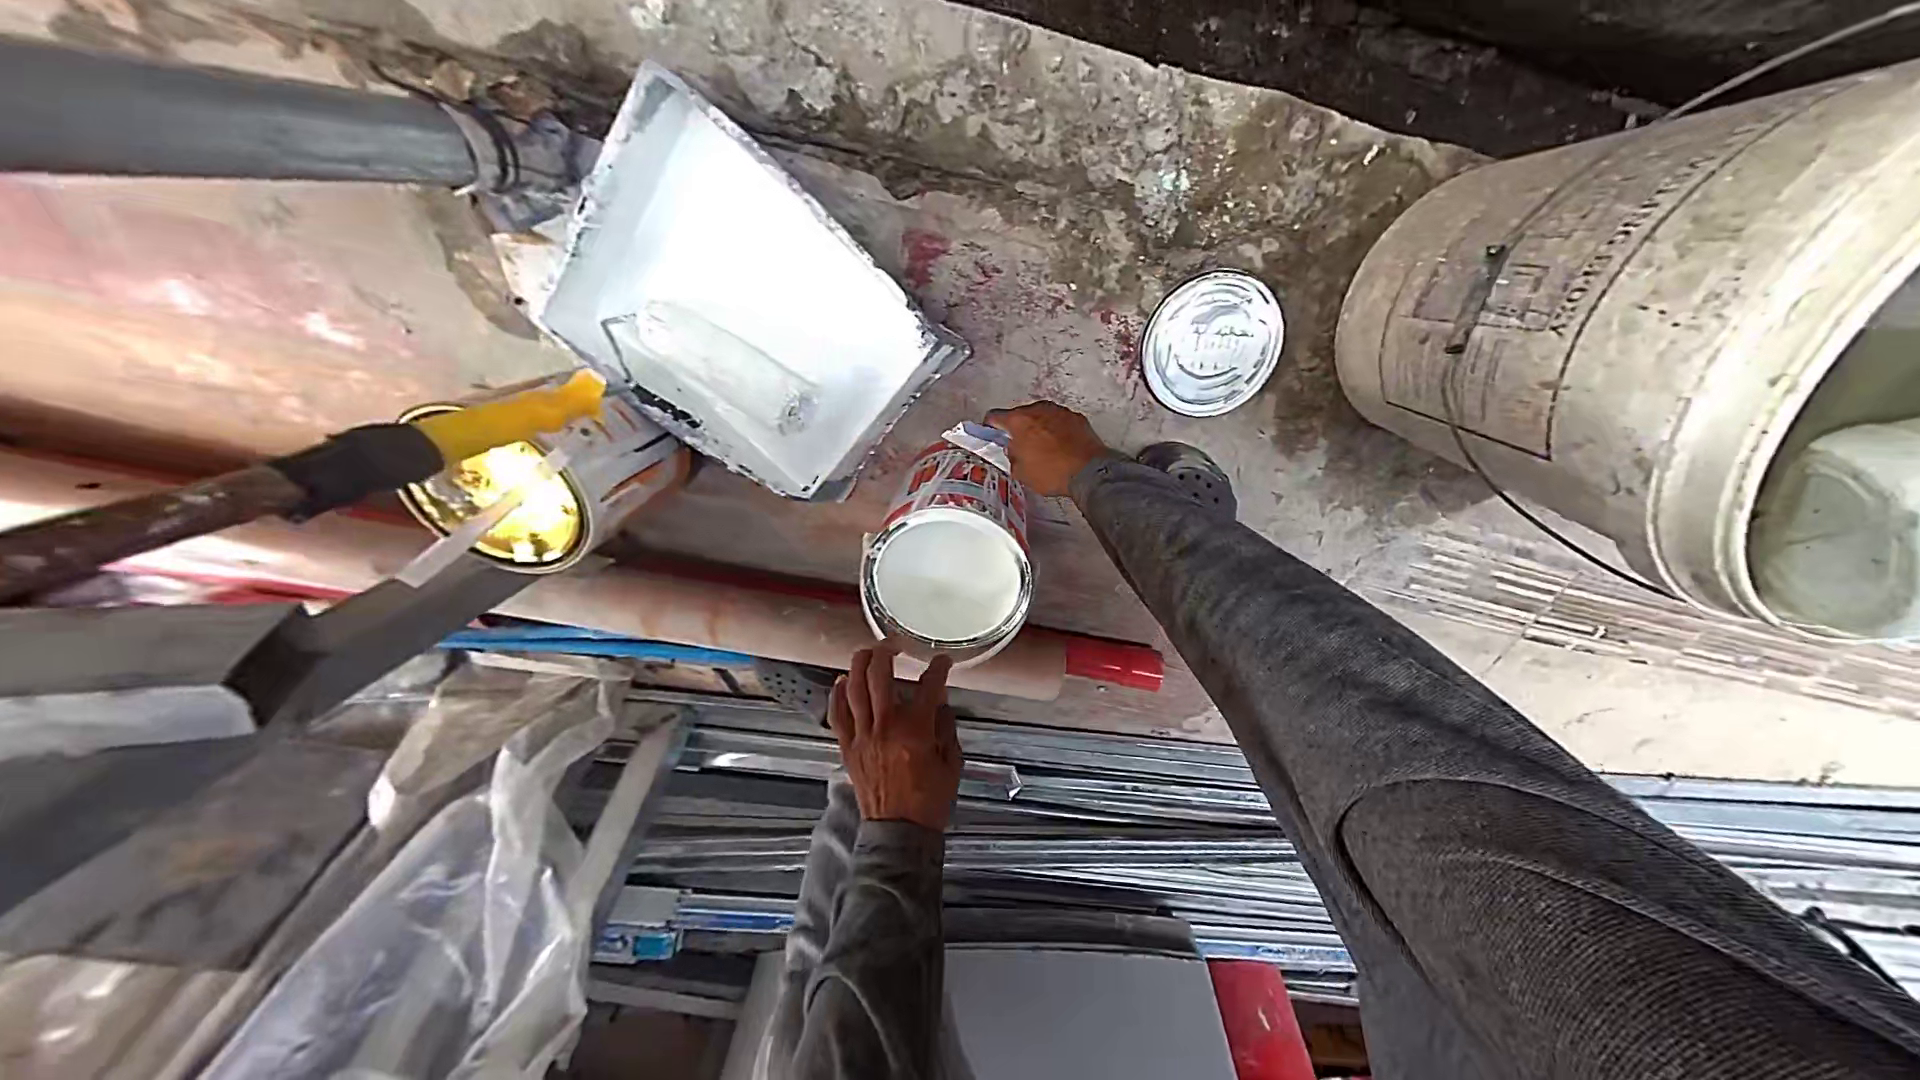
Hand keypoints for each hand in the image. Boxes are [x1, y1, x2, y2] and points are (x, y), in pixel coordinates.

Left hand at [829, 647, 962, 831]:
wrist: (899, 832)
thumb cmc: (930, 800)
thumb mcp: (952, 762)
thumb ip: (946, 728)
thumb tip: (940, 704)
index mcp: (916, 730)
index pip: (929, 686)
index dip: (938, 668)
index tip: (942, 661)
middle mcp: (886, 726)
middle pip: (880, 675)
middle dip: (887, 652)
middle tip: (894, 644)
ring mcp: (863, 736)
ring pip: (855, 688)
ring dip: (860, 664)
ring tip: (867, 652)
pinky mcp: (848, 747)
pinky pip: (837, 714)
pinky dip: (838, 694)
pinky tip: (843, 681)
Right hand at [984, 401, 1111, 496]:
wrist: (1089, 472)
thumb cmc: (1054, 472)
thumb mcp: (1021, 472)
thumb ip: (1011, 456)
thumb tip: (1013, 451)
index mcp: (1018, 421)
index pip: (994, 417)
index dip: (989, 427)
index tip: (990, 432)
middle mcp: (1038, 410)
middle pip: (1020, 416)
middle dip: (1018, 430)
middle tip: (1019, 448)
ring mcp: (1059, 412)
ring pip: (1041, 417)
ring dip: (1038, 429)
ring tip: (1042, 451)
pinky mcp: (1076, 418)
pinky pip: (1059, 422)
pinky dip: (1057, 431)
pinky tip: (1059, 449)